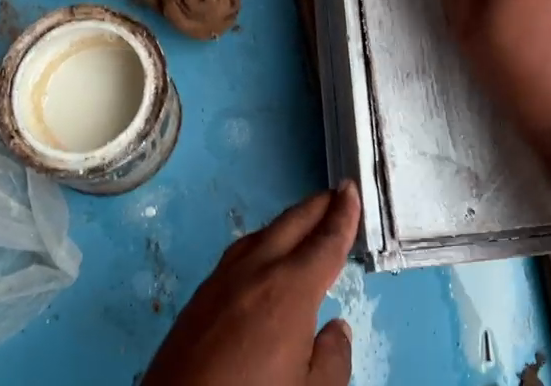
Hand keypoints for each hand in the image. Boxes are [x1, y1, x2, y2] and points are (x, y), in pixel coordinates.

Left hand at [142, 183, 361, 385]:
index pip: (325, 241)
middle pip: (292, 225)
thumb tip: (336, 330)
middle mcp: (255, 271)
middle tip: (336, 195)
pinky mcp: (199, 297)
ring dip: (288, 223)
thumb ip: (332, 360)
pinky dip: (262, 244)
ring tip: (305, 223)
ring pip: (262, 235)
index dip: (343, 215)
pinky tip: (264, 258)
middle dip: (317, 207)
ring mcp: (222, 280)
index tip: (351, 191)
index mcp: (290, 289)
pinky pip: (239, 254)